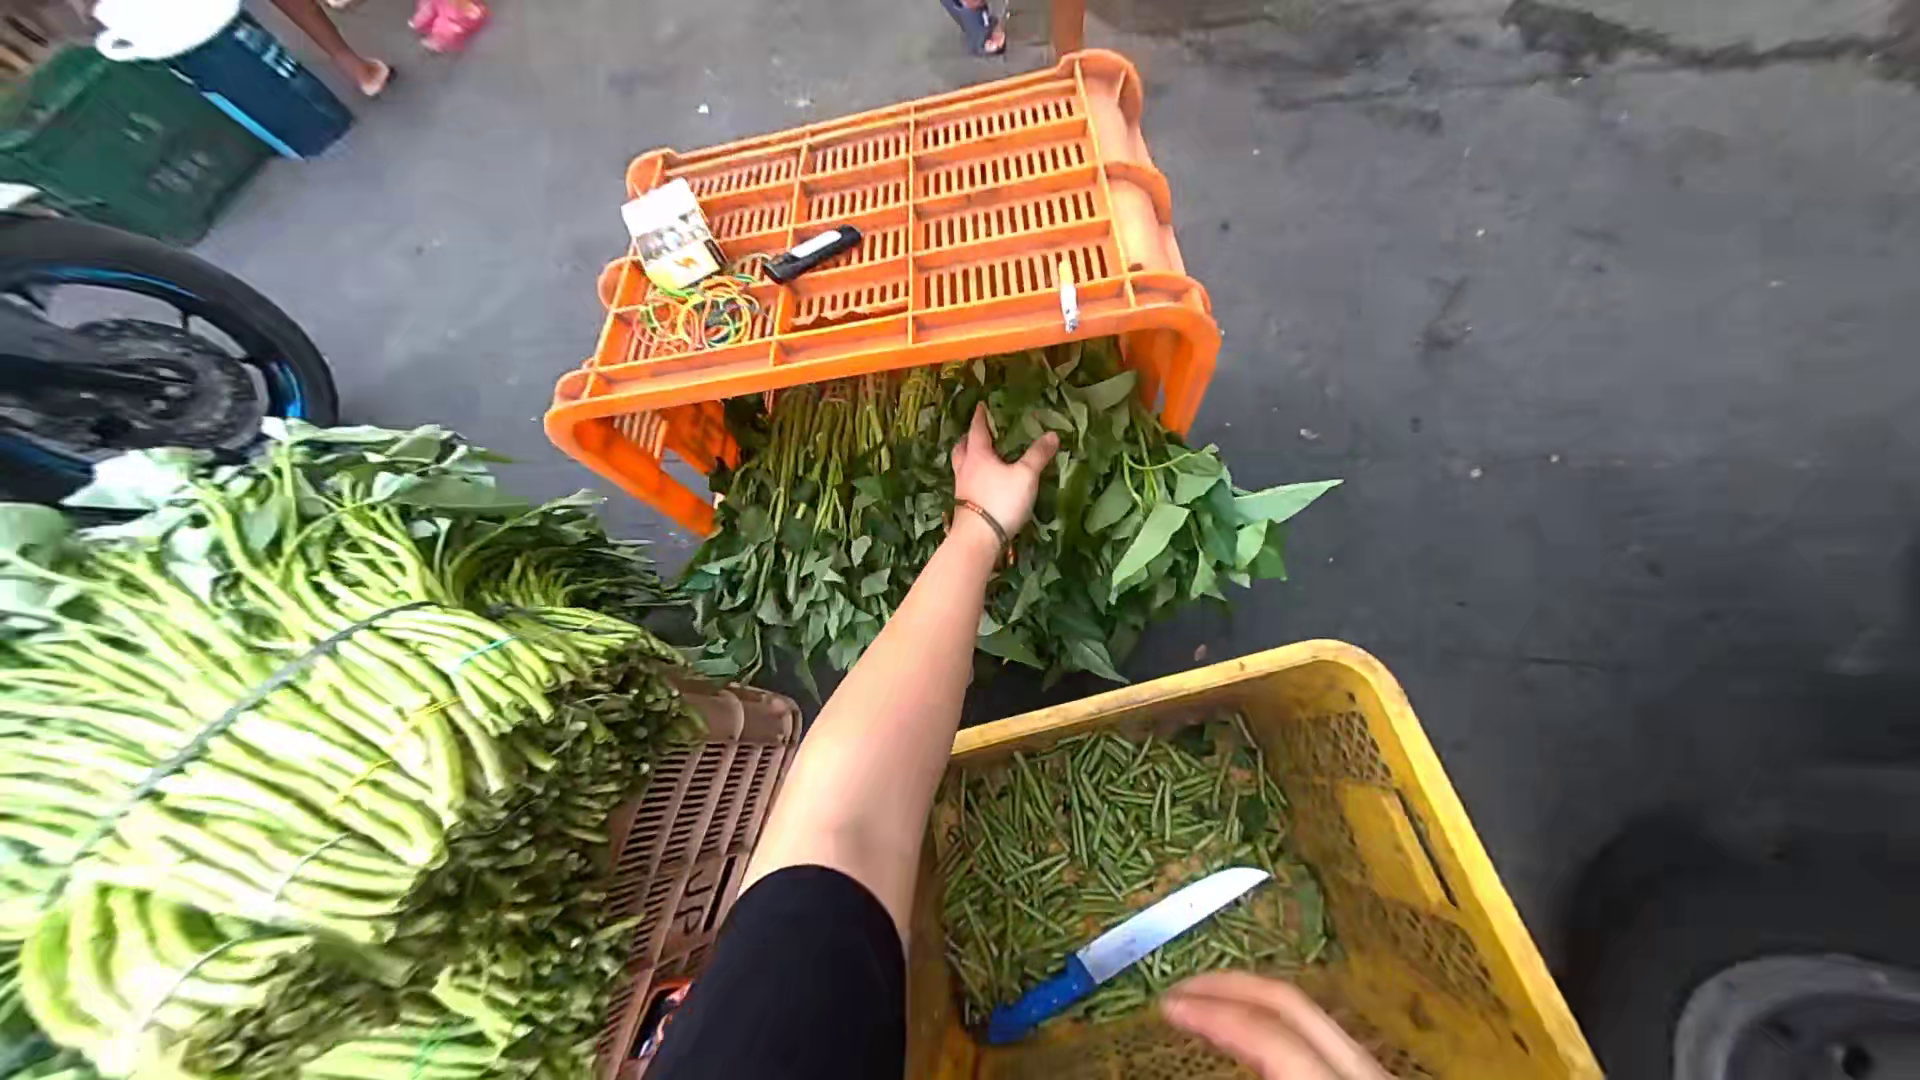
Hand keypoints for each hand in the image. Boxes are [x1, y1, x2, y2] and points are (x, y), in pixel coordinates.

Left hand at [949, 403, 1057, 537]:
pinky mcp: (963, 505)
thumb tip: (1052, 435)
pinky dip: (971, 477)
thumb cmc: (1000, 501)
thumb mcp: (1025, 476)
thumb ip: (1038, 455)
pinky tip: (980, 482)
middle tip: (975, 433)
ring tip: (977, 456)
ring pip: (961, 466)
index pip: (977, 429)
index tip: (981, 406)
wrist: (978, 538)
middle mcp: (965, 468)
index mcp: (978, 455)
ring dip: (967, 458)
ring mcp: (962, 488)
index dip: (980, 417)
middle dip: (968, 438)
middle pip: (962, 447)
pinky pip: (965, 483)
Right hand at [1161, 973, 1390, 1079]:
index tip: (1164, 1004)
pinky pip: (1320, 1038)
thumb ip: (1259, 1062)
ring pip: (1308, 1012)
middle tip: (1177, 988)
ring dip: (1249, 999)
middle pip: (1289, 1000)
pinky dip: (1276, 1024)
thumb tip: (1191, 1024)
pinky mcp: (1377, 1079)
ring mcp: (1380, 1073)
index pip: (1268, 1034)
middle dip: (1225, 985)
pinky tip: (1252, 1038)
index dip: (1210, 1013)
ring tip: (1205, 1004)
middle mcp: (1368, 1070)